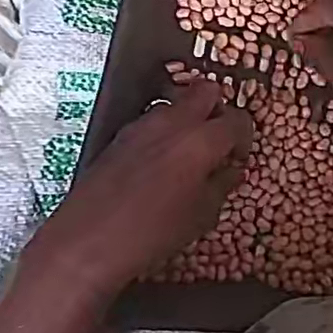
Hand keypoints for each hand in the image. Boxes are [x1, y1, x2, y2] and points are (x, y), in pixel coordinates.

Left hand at [26, 78, 253, 293]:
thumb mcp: (203, 213)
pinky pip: (152, 121)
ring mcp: (141, 125)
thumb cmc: (155, 231)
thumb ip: (223, 184)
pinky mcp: (118, 137)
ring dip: (189, 120)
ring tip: (190, 155)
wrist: (87, 241)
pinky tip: (162, 165)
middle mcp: (172, 122)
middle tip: (219, 141)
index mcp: (202, 139)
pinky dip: (165, 133)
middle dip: (218, 110)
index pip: (238, 119)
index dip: (245, 137)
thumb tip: (232, 170)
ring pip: (176, 103)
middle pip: (206, 91)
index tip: (239, 158)